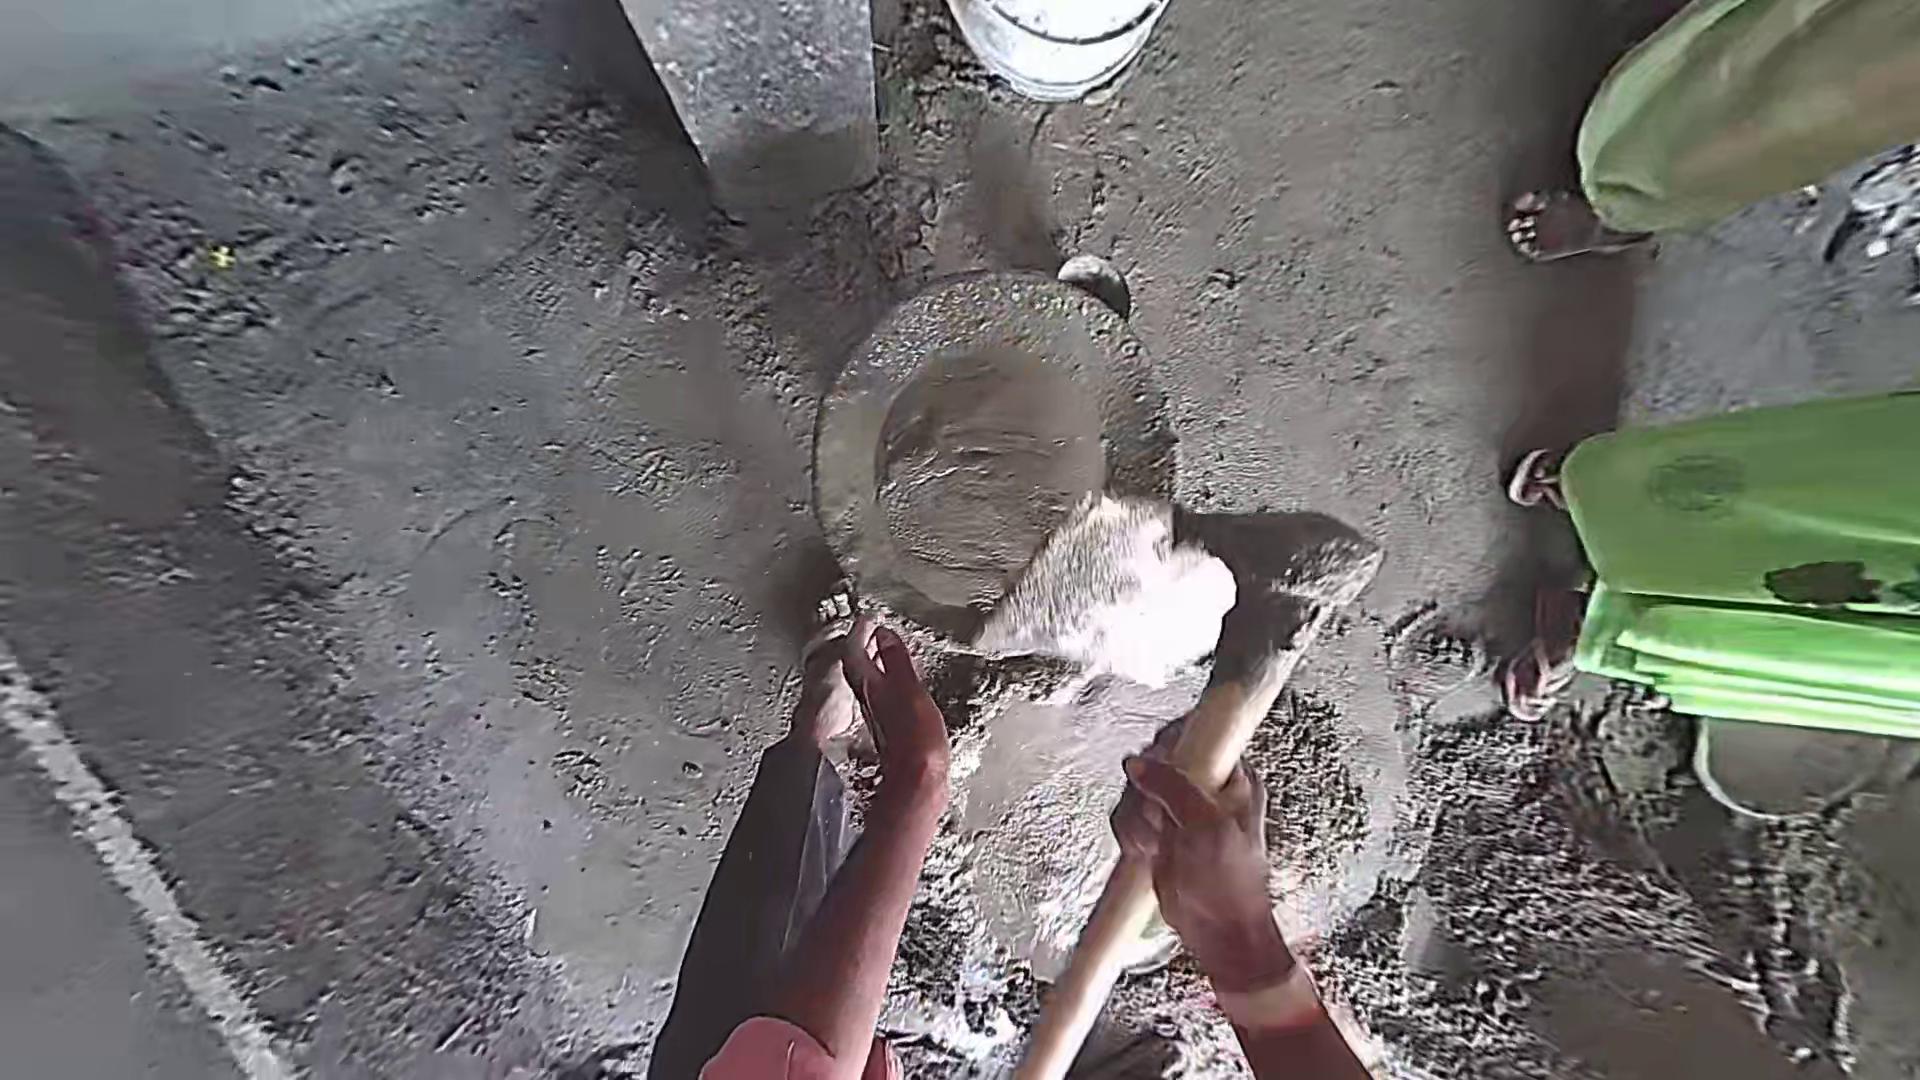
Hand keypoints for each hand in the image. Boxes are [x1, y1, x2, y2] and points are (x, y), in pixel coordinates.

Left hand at [844, 618, 950, 802]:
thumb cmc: (916, 738)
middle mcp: (868, 702)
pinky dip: (885, 681)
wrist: (918, 781)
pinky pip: (879, 695)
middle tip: (875, 632)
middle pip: (858, 667)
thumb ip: (895, 661)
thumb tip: (884, 636)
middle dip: (866, 647)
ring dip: (876, 663)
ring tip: (886, 651)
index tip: (868, 619)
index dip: (860, 633)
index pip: (855, 652)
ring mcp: (876, 717)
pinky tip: (896, 684)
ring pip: (868, 682)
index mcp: (870, 688)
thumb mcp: (909, 689)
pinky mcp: (887, 729)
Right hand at [1112, 726, 1291, 991]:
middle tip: (1159, 817)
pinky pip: (1126, 812)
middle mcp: (1202, 784)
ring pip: (1136, 787)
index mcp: (1229, 776)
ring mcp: (1176, 806)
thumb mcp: (1208, 827)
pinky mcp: (1155, 827)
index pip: (1195, 733)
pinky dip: (1130, 832)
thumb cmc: (1230, 882)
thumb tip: (1136, 762)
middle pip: (1154, 759)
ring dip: (1138, 817)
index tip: (1156, 764)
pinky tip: (1145, 852)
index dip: (1170, 743)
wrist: (1220, 935)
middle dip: (1148, 791)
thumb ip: (1172, 786)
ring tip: (1156, 844)